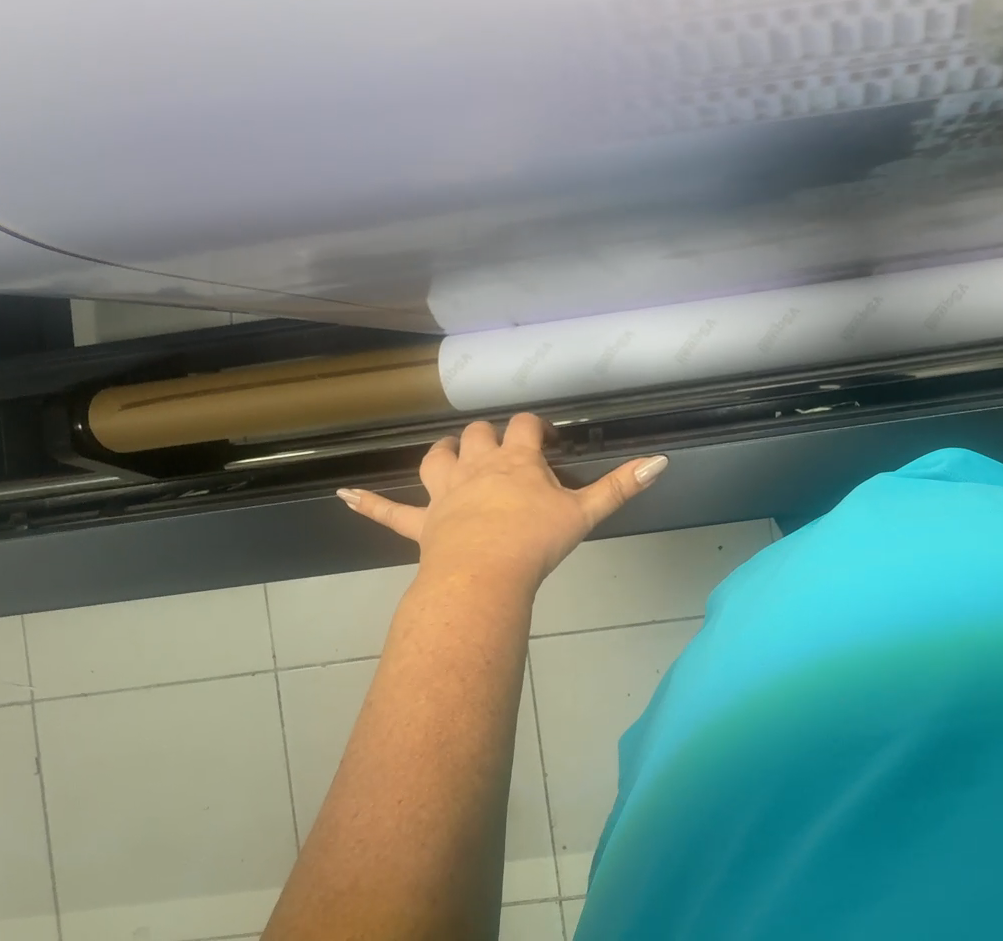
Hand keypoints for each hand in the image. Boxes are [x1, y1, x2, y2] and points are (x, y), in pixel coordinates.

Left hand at [336, 414, 666, 589]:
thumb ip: (621, 486)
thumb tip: (660, 460)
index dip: (534, 427)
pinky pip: (388, 511)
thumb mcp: (586, 512)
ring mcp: (444, 494)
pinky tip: (342, 497)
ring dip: (443, 455)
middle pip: (478, 435)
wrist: (485, 575)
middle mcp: (477, 468)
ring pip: (436, 460)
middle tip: (505, 450)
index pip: (524, 427)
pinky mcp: (420, 524)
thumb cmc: (535, 541)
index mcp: (516, 462)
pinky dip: (366, 504)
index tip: (545, 439)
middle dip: (489, 436)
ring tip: (451, 456)